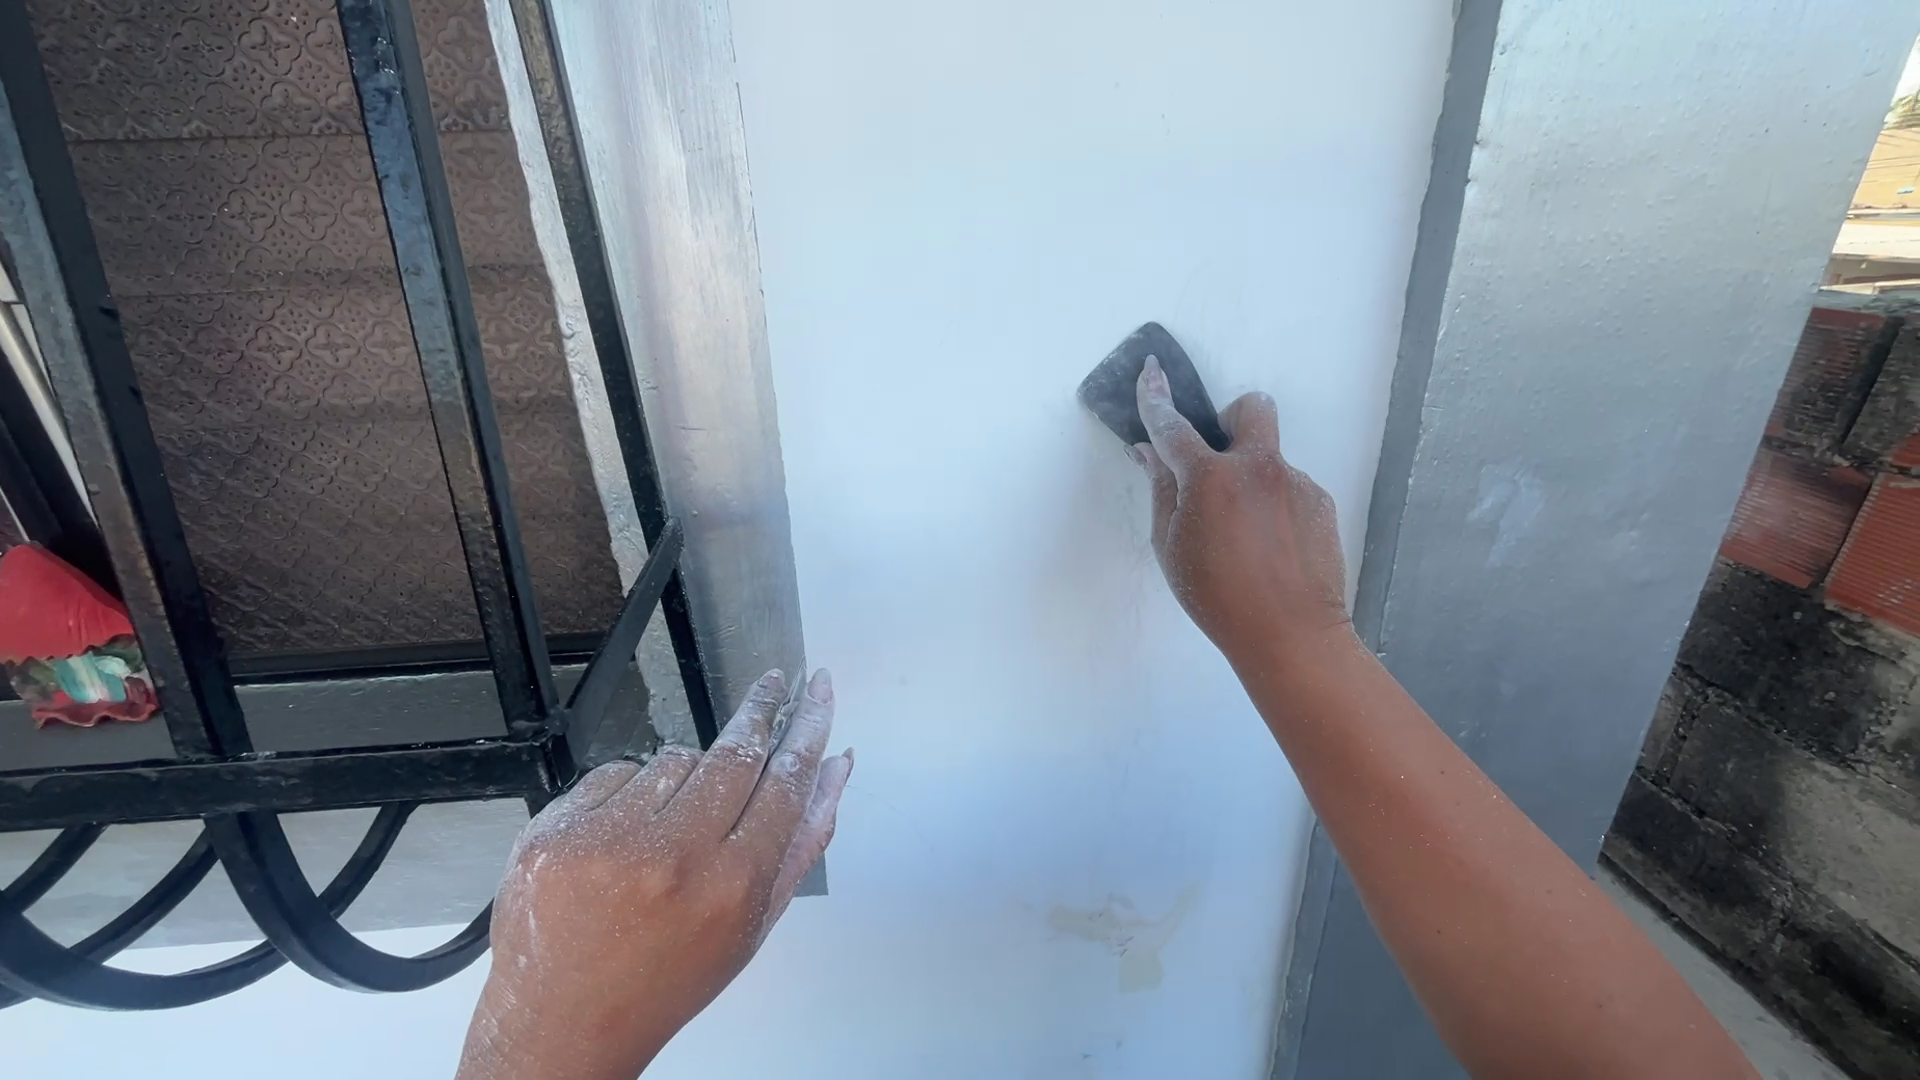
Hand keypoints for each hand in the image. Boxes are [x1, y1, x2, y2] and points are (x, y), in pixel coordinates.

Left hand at [457, 669, 853, 1079]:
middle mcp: (672, 858)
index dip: (809, 724)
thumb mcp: (752, 924)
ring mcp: (607, 843)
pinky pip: (616, 771)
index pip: (787, 779)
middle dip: (761, 708)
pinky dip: (628, 791)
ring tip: (668, 830)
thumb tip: (835, 768)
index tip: (818, 691)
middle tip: (773, 685)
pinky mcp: (554, 834)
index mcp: (732, 885)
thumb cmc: (665, 980)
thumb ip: (803, 841)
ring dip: (684, 776)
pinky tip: (623, 837)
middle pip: (735, 751)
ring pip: (675, 757)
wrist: (559, 1031)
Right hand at [1130, 356, 1350, 664]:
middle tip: (1217, 462)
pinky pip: (1288, 487)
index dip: (1156, 397)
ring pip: (1269, 457)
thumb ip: (1161, 490)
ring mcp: (1295, 482)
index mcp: (1210, 478)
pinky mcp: (1320, 501)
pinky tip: (1268, 546)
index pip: (1174, 426)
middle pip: (1251, 408)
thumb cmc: (1214, 596)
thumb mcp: (1168, 546)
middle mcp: (1258, 467)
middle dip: (1230, 420)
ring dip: (1250, 475)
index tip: (1151, 371)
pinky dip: (1272, 503)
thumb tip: (1150, 452)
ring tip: (1242, 531)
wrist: (1289, 633)